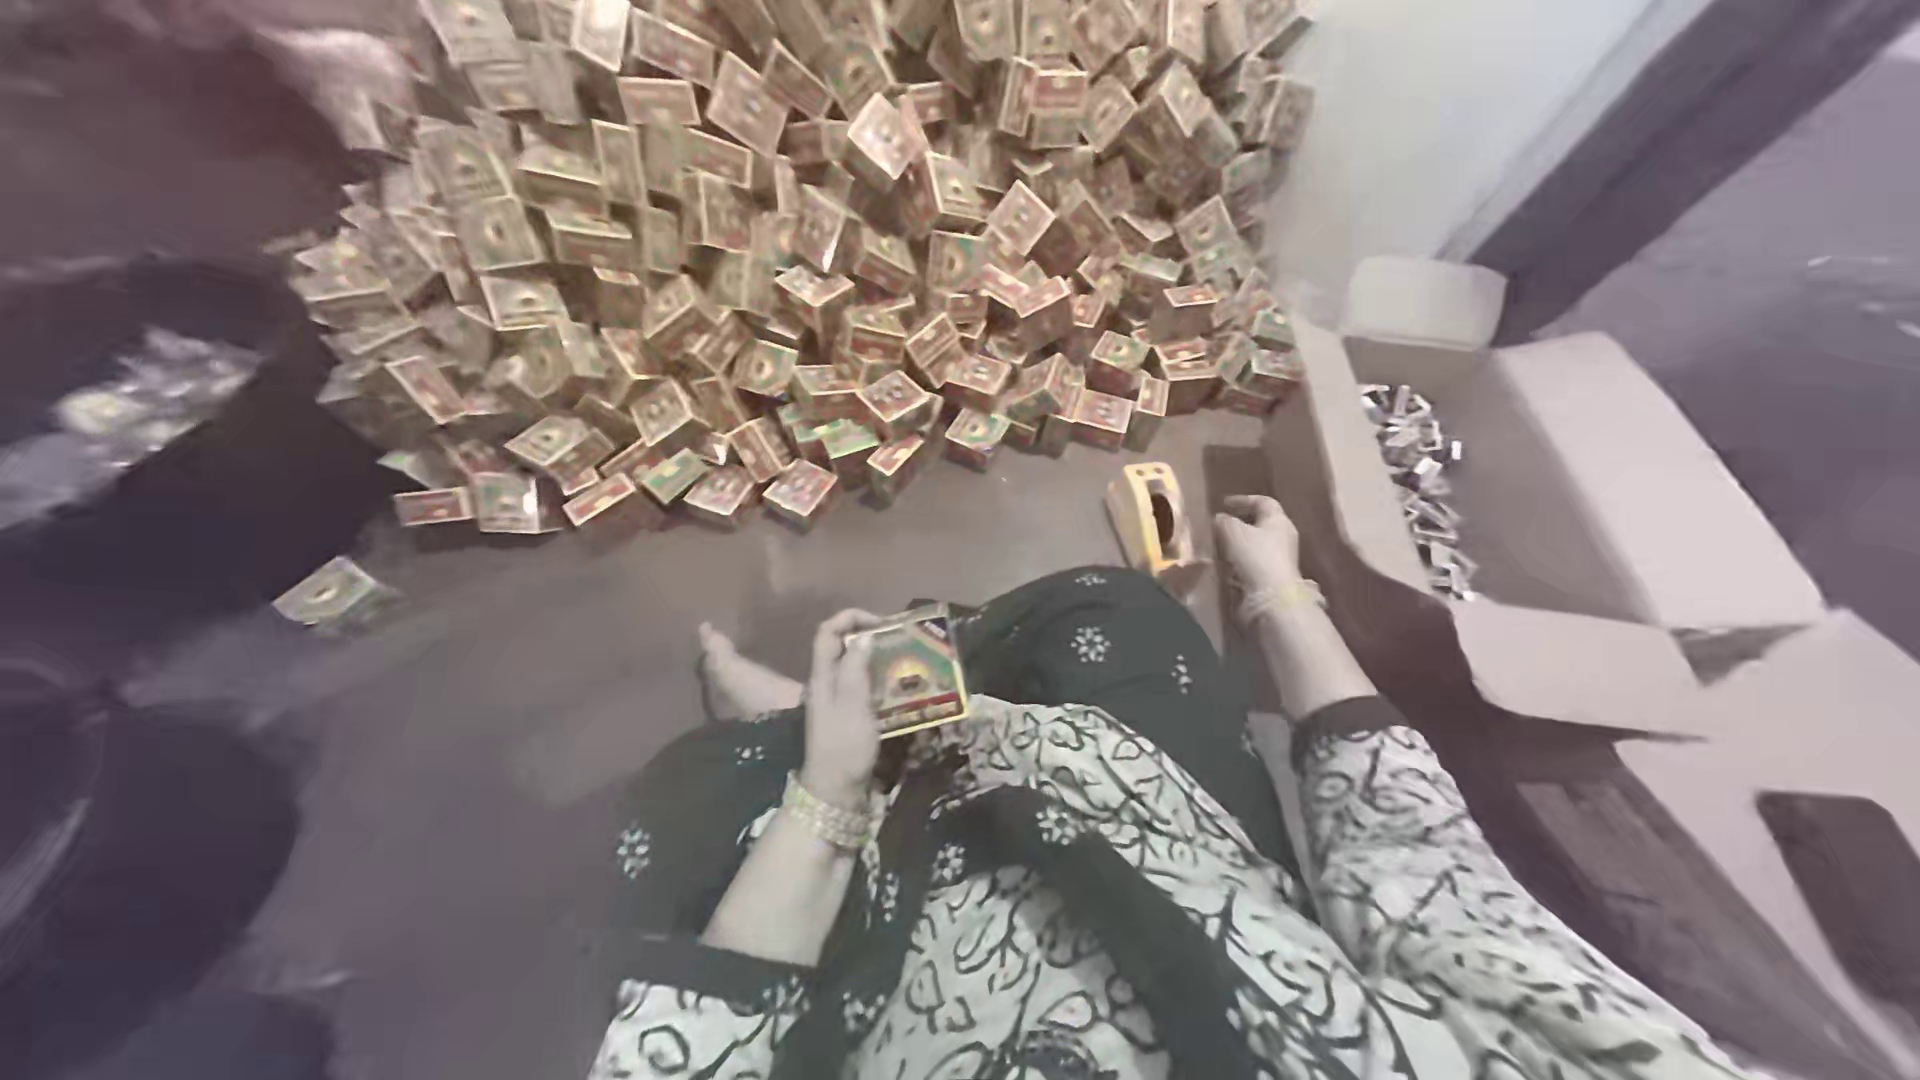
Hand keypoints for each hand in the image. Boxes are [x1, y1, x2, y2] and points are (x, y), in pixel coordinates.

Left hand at [799, 609, 884, 809]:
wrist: (836, 790)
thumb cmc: (844, 745)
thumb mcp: (852, 705)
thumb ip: (856, 669)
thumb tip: (864, 637)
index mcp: (822, 676)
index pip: (828, 631)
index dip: (851, 618)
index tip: (881, 623)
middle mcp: (827, 682)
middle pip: (843, 644)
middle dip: (870, 635)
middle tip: (899, 640)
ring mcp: (838, 698)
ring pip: (855, 664)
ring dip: (878, 656)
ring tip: (906, 659)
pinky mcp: (850, 713)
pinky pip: (863, 684)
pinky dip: (880, 678)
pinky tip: (901, 686)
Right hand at [1214, 494, 1303, 595]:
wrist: (1270, 597)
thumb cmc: (1254, 556)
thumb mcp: (1233, 531)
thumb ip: (1223, 521)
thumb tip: (1220, 518)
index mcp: (1278, 521)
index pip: (1263, 502)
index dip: (1243, 500)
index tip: (1223, 503)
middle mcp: (1283, 537)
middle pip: (1261, 523)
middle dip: (1240, 522)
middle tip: (1220, 524)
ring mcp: (1279, 558)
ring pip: (1255, 543)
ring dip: (1237, 543)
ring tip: (1218, 544)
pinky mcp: (1271, 576)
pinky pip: (1252, 561)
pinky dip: (1238, 559)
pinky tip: (1225, 563)